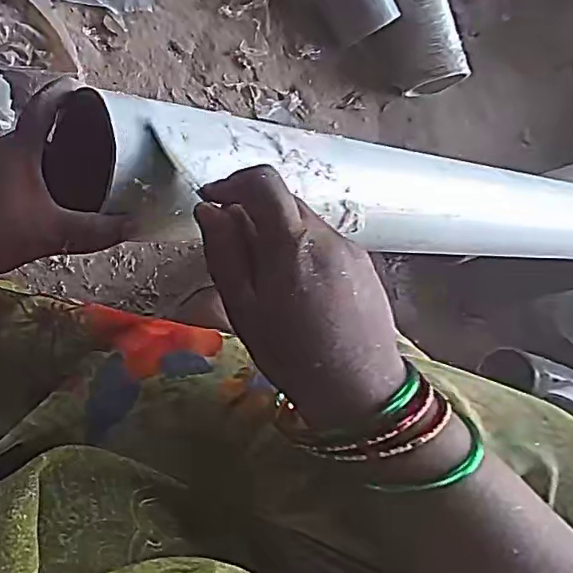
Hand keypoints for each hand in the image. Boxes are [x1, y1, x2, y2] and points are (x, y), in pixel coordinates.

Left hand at [0, 79, 132, 281]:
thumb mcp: (54, 233)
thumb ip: (96, 231)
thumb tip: (134, 225)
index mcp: (19, 149)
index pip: (44, 106)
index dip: (64, 93)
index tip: (80, 89)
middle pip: (30, 131)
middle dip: (54, 134)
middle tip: (79, 145)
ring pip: (11, 151)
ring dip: (32, 156)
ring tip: (56, 172)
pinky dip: (14, 171)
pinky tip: (23, 195)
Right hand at [195, 166, 407, 433]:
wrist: (361, 391)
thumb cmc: (291, 354)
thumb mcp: (243, 308)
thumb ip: (225, 251)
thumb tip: (210, 210)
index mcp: (291, 244)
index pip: (263, 182)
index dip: (231, 182)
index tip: (211, 199)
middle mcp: (325, 235)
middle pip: (282, 198)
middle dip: (250, 209)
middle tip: (230, 243)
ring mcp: (349, 247)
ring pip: (302, 219)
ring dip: (275, 230)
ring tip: (263, 273)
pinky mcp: (363, 261)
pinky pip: (321, 239)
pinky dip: (298, 246)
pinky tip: (295, 285)